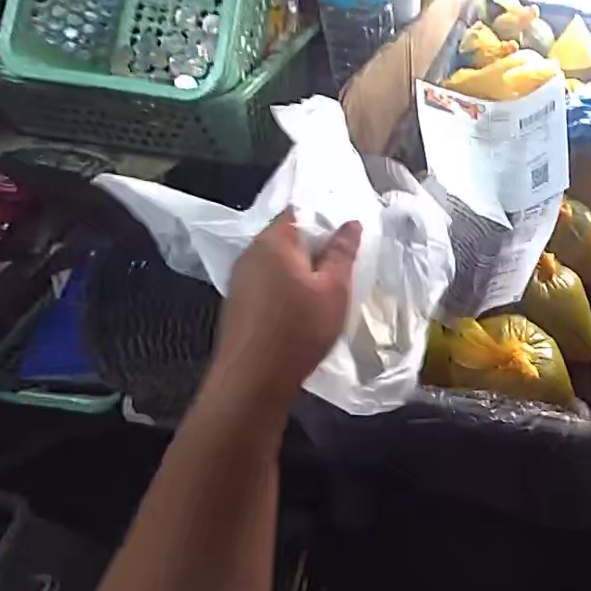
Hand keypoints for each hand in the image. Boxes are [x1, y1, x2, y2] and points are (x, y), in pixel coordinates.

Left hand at [201, 214, 360, 418]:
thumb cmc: (300, 328)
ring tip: (327, 290)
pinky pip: (268, 281)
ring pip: (278, 261)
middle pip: (287, 237)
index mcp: (273, 242)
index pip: (299, 213)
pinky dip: (288, 286)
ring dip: (302, 270)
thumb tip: (350, 223)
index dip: (325, 221)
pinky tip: (303, 308)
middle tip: (343, 267)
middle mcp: (251, 253)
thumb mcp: (333, 290)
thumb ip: (342, 253)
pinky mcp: (239, 301)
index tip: (347, 240)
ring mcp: (240, 278)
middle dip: (315, 247)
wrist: (254, 378)